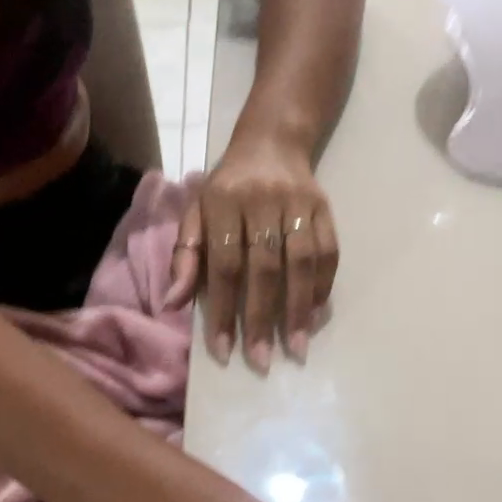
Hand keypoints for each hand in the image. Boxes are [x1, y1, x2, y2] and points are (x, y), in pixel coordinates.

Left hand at [166, 136, 338, 371]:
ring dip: (298, 309)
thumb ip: (185, 258)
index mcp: (222, 203)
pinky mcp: (324, 208)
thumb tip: (173, 305)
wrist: (271, 141)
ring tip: (296, 347)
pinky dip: (322, 286)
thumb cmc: (226, 189)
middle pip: (264, 268)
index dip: (223, 310)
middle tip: (262, 360)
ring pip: (301, 262)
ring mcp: (297, 203)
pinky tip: (314, 315)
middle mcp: (262, 200)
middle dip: (262, 318)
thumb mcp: (195, 214)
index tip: (223, 351)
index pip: (223, 265)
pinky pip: (328, 252)